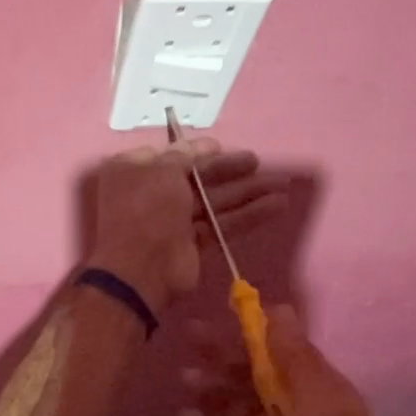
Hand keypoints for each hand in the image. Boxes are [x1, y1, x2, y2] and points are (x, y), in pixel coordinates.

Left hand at [82, 138, 285, 311]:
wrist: (142, 269)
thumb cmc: (147, 208)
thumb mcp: (161, 170)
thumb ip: (183, 156)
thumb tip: (203, 147)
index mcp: (134, 172)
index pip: (168, 156)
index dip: (195, 151)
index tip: (219, 146)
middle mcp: (152, 194)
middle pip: (196, 178)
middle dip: (229, 169)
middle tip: (256, 161)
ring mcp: (172, 221)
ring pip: (213, 201)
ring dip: (247, 192)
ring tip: (281, 183)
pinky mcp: (192, 244)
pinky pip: (221, 224)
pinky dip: (247, 215)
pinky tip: (277, 205)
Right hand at [188, 305, 396, 415]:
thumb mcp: (324, 413)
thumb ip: (298, 361)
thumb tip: (280, 309)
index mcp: (322, 392)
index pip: (286, 348)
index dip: (258, 328)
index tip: (225, 308)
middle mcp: (293, 407)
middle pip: (253, 369)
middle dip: (225, 353)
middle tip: (193, 338)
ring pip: (230, 397)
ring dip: (210, 386)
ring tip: (189, 382)